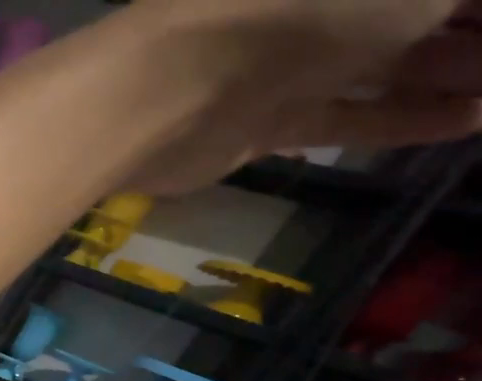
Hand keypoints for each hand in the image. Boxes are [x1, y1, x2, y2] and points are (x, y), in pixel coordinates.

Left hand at [116, 0, 481, 193]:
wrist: (172, 90)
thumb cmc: (304, 7)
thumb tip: (461, 8)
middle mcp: (316, 4)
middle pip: (417, 12)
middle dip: (476, 30)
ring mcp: (284, 67)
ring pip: (386, 67)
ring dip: (455, 73)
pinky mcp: (257, 125)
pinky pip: (343, 118)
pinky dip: (404, 120)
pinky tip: (468, 124)